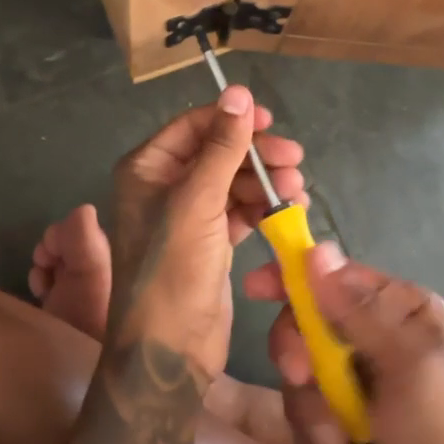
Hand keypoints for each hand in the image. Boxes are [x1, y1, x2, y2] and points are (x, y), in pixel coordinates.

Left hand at [106, 83, 305, 384]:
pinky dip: (262, 208)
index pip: (193, 126)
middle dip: (255, 155)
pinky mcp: (210, 242)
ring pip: (233, 182)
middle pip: (217, 152)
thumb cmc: (173, 268)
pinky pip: (240, 211)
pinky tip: (288, 210)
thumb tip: (239, 92)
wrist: (169, 351)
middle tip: (294, 159)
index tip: (271, 121)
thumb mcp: (197, 200)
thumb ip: (222, 145)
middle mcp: (164, 186)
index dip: (231, 119)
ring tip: (296, 190)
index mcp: (147, 168)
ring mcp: (188, 215)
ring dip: (265, 182)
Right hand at [246, 245, 443, 443]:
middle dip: (301, 353)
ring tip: (346, 442)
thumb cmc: (436, 434)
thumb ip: (360, 310)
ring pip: (300, 369)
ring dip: (315, 408)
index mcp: (405, 312)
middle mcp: (378, 338)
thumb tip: (317, 250)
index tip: (256, 287)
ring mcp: (355, 382)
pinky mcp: (337, 421)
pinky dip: (319, 436)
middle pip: (308, 321)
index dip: (295, 276)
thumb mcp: (409, 366)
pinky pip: (303, 410)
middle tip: (302, 375)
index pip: (338, 276)